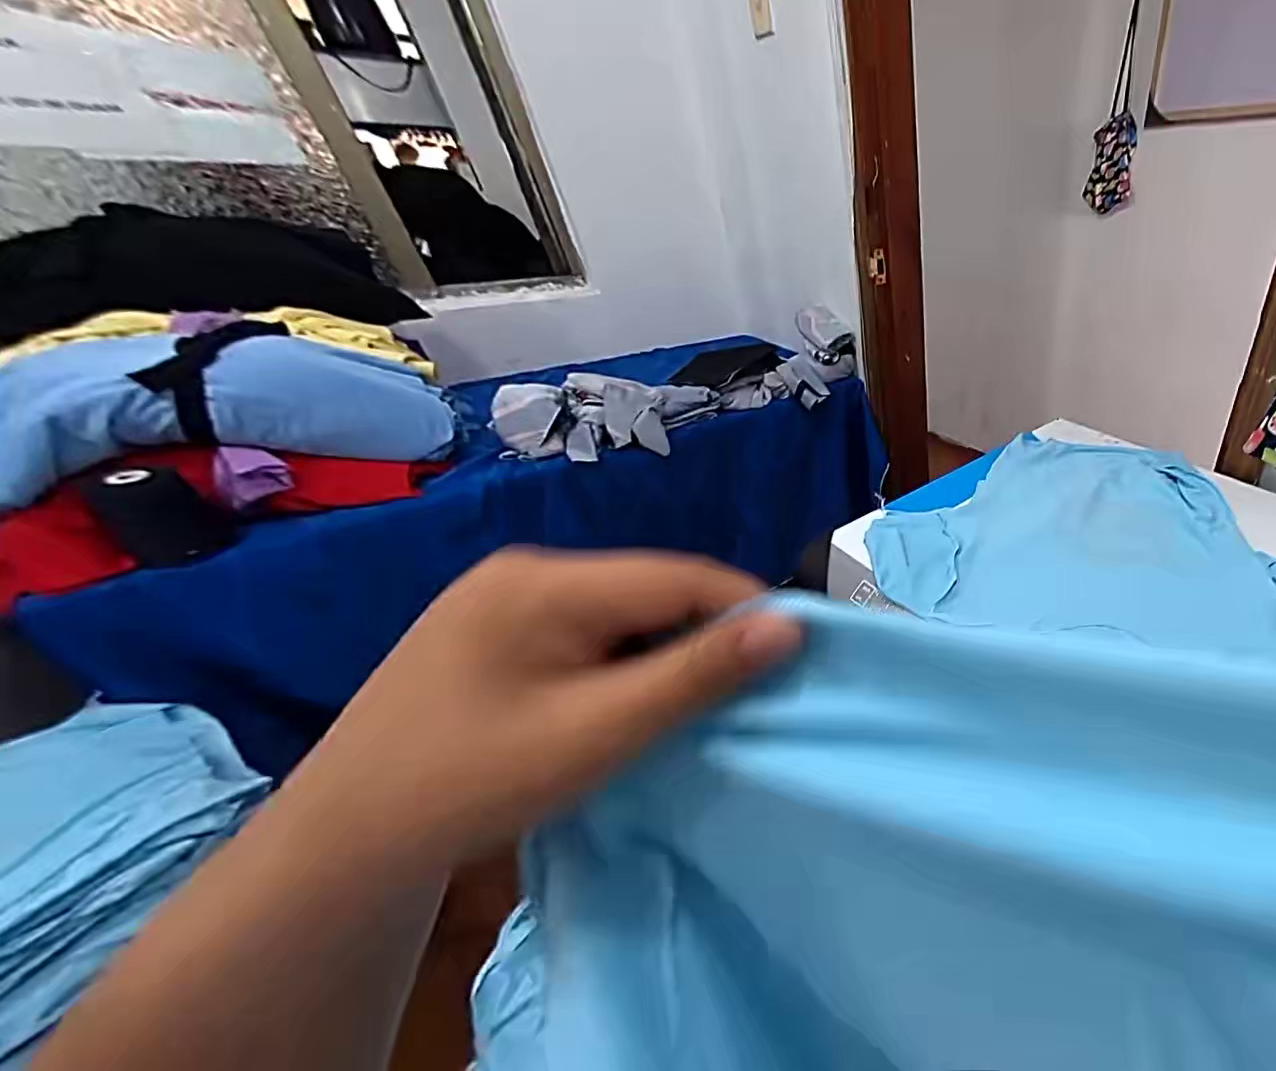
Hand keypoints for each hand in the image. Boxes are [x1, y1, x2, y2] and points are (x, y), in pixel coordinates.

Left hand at [280, 549, 803, 869]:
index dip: (747, 608)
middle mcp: (528, 570)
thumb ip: (699, 674)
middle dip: (707, 632)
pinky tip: (634, 693)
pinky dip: (632, 655)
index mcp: (545, 582)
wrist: (340, 846)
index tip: (794, 651)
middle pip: (654, 588)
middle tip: (745, 686)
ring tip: (694, 695)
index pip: (680, 576)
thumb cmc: (474, 784)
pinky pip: (595, 625)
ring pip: (628, 608)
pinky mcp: (501, 623)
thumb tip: (790, 625)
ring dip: (671, 646)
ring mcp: (509, 593)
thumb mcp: (601, 731)